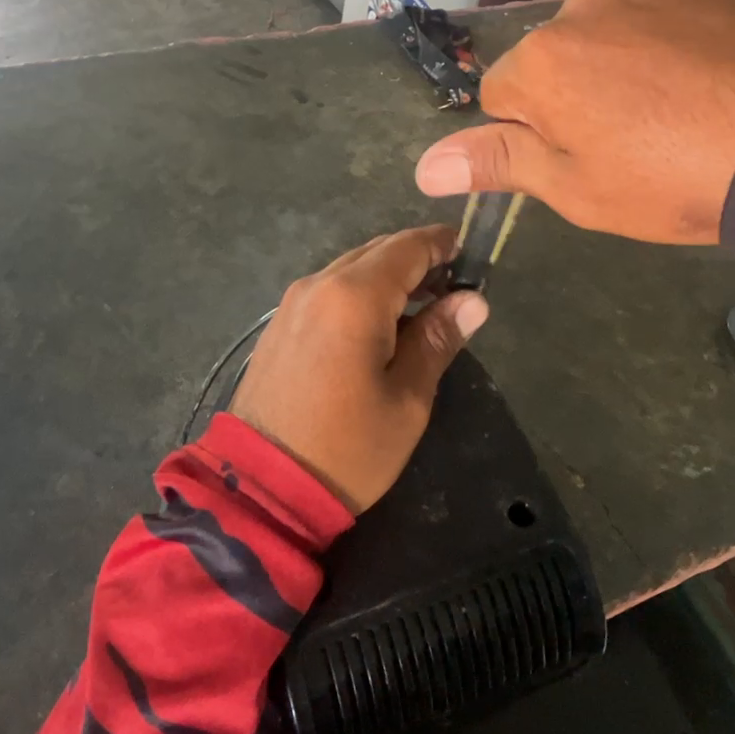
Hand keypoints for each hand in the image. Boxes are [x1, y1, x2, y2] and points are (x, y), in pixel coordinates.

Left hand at [228, 226, 489, 513]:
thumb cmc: (348, 447)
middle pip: (377, 252)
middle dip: (417, 261)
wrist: (261, 488)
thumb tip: (473, 300)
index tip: (471, 258)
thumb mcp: (408, 398)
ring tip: (420, 312)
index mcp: (354, 296)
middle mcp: (318, 285)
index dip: (443, 245)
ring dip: (387, 279)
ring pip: (350, 269)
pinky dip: (358, 295)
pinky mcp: (278, 325)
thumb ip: (438, 338)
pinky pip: (327, 291)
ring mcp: (292, 303)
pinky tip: (375, 329)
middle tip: (452, 291)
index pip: (408, 247)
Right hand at [415, 0, 734, 243]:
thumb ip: (498, 163)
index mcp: (541, 63)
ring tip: (684, 106)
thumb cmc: (674, 179)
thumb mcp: (577, 189)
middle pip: (556, 58)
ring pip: (611, 31)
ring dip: (626, 62)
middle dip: (577, 93)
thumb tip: (423, 164)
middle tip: (637, 139)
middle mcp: (583, 8)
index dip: (536, 135)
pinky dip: (676, 37)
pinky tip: (716, 73)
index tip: (585, 160)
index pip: (502, 98)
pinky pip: (665, 9)